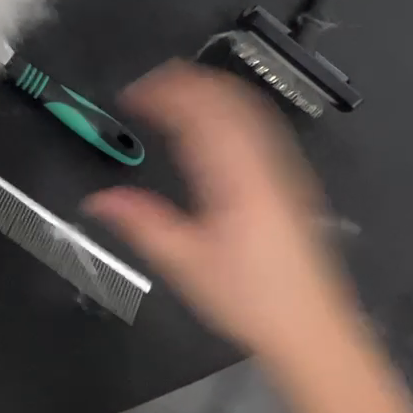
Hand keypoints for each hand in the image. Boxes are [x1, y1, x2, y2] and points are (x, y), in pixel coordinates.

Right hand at [84, 63, 359, 360]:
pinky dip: (228, 103)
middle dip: (181, 80)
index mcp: (234, 177)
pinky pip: (259, 120)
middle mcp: (262, 162)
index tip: (129, 97)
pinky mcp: (290, 176)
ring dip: (206, 87)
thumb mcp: (186, 263)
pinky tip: (214, 115)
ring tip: (173, 90)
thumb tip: (96, 199)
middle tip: (146, 86)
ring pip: (245, 103)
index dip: (159, 93)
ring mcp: (282, 166)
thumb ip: (140, 223)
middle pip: (223, 96)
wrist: (315, 331)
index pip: (196, 111)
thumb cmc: (252, 298)